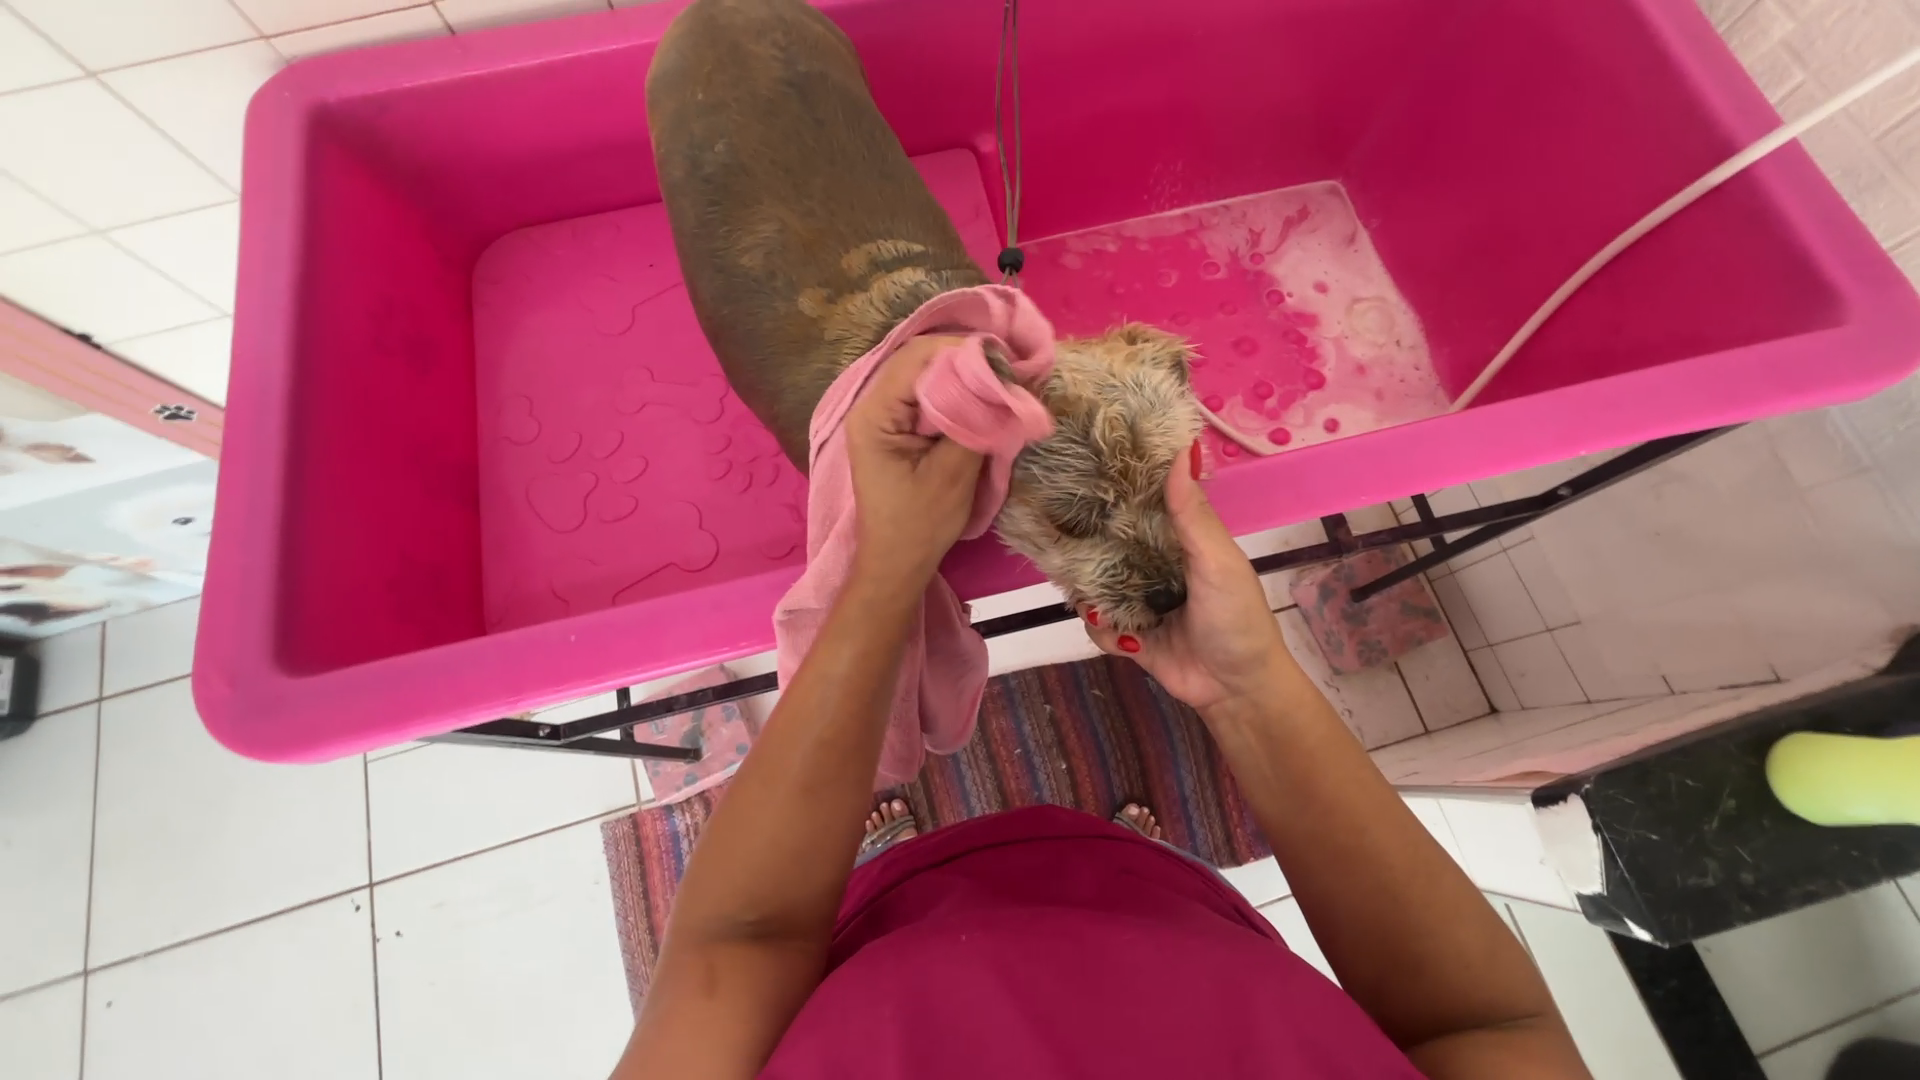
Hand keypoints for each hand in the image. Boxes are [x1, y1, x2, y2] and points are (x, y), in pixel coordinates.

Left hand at [846, 337, 985, 590]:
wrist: (897, 563)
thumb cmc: (919, 525)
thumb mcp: (952, 475)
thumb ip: (975, 423)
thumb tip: (1005, 383)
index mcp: (874, 414)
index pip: (917, 359)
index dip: (963, 352)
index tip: (1005, 363)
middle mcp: (871, 405)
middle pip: (920, 360)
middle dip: (966, 359)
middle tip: (1008, 369)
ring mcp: (883, 415)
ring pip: (926, 374)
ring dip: (964, 374)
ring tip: (1000, 381)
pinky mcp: (897, 427)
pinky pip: (928, 394)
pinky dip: (957, 392)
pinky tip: (981, 398)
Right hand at [1080, 442, 1290, 715]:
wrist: (1236, 688)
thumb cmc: (1237, 618)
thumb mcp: (1217, 561)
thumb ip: (1192, 513)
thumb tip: (1183, 449)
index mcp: (1177, 541)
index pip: (1139, 504)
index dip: (1115, 489)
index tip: (1082, 471)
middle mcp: (1152, 565)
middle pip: (1106, 545)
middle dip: (1085, 546)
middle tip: (1060, 540)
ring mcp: (1138, 600)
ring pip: (1094, 585)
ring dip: (1090, 594)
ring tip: (1097, 602)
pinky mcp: (1127, 634)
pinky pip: (1098, 626)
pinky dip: (1105, 632)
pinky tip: (1127, 640)